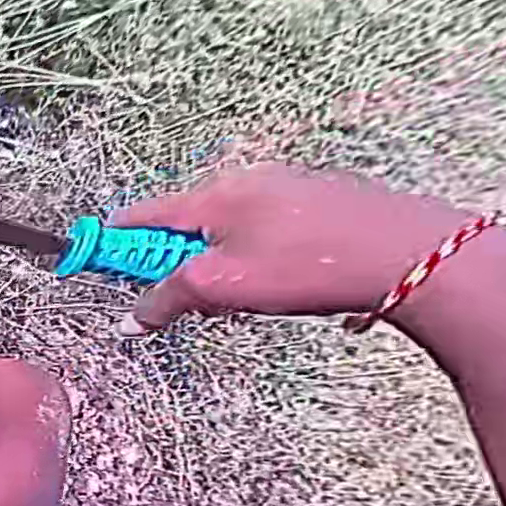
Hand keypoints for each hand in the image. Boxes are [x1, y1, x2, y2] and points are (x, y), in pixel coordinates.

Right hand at [111, 164, 472, 331]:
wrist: (419, 259)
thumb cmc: (306, 266)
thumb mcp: (214, 288)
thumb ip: (160, 302)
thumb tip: (129, 321)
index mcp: (217, 195)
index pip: (140, 216)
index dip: (109, 241)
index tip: (86, 258)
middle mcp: (250, 183)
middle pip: (180, 224)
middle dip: (165, 261)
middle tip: (170, 293)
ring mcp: (290, 190)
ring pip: (220, 231)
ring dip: (206, 264)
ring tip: (226, 297)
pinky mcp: (322, 205)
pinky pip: (257, 231)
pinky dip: (242, 258)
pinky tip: (263, 285)